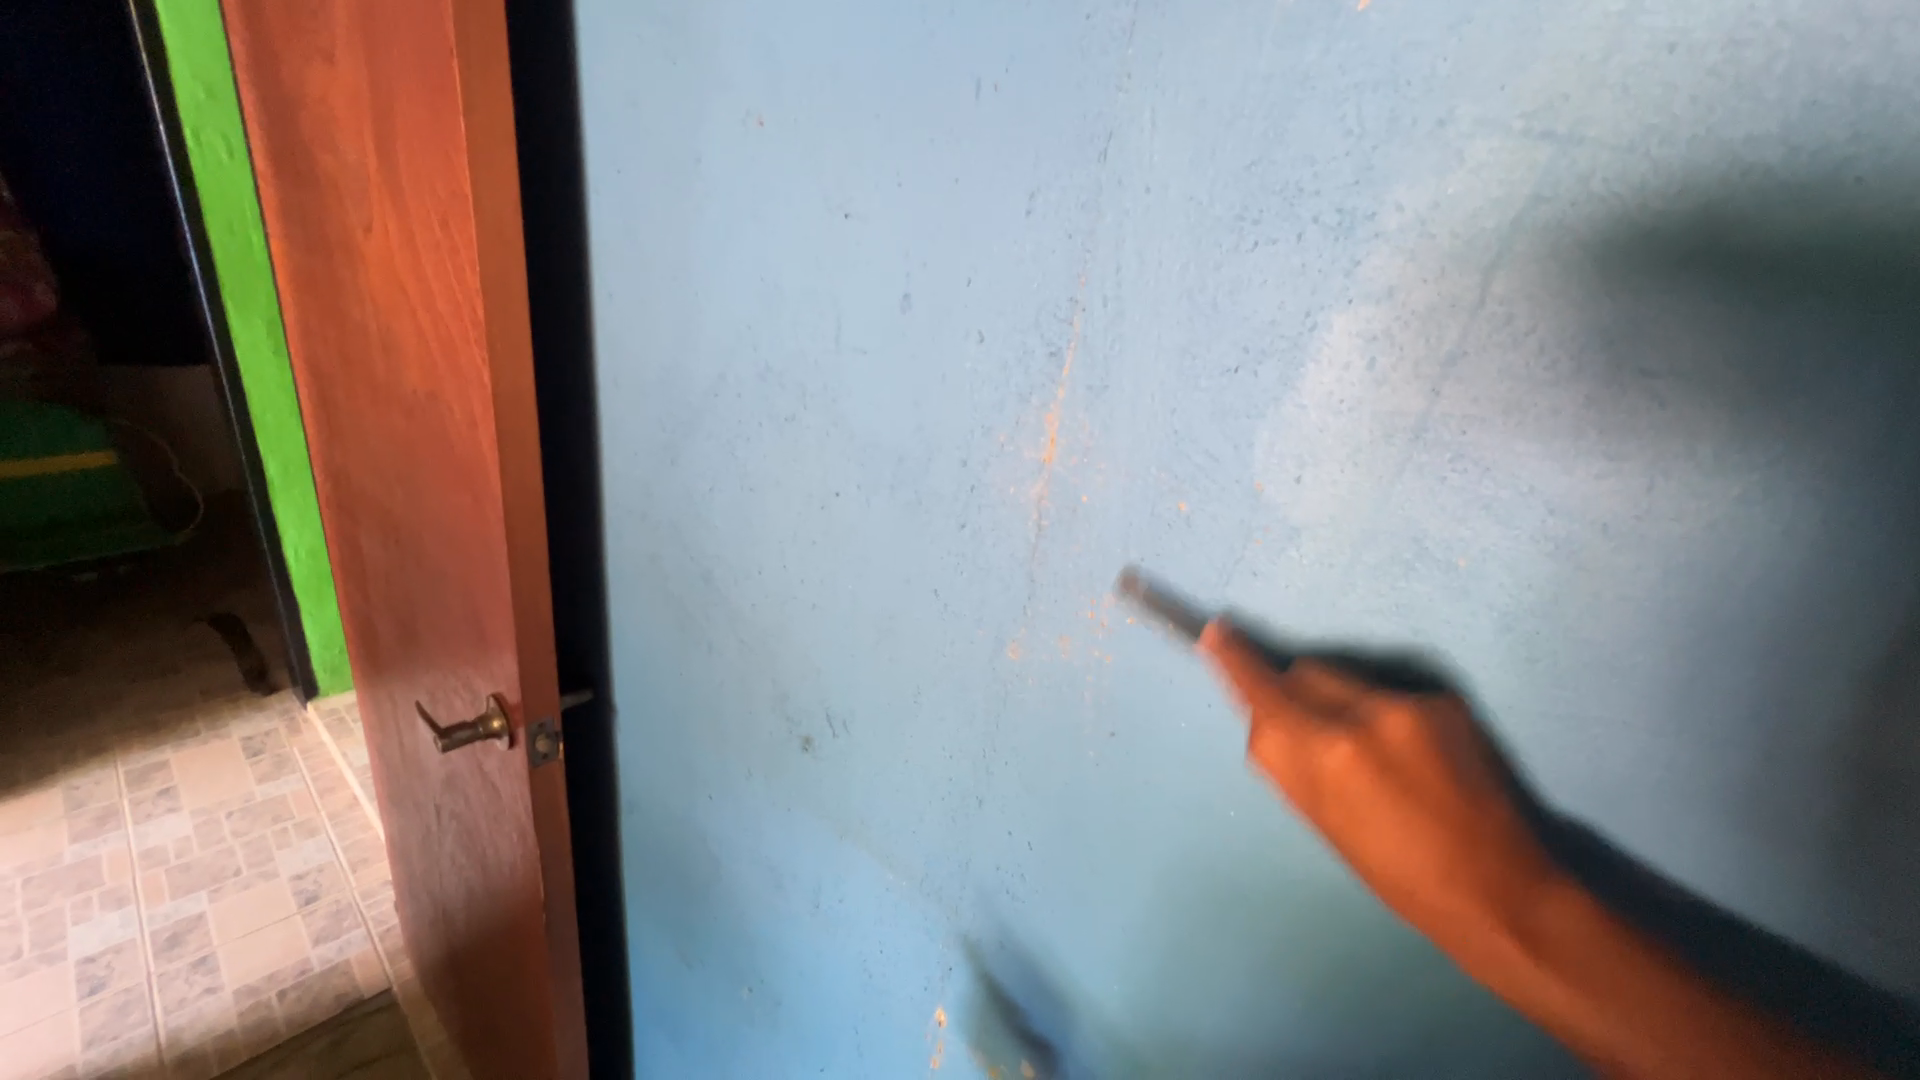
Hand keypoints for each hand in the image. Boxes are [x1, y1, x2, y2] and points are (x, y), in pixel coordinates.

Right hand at [1199, 620, 1562, 963]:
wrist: (1504, 894)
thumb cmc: (1399, 875)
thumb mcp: (1323, 825)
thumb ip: (1287, 763)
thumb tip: (1265, 720)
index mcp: (1322, 756)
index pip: (1261, 689)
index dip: (1234, 659)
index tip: (1217, 632)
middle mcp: (1359, 717)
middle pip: (1302, 671)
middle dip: (1294, 688)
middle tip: (1311, 725)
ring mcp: (1406, 704)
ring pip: (1346, 677)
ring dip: (1339, 697)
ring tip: (1372, 747)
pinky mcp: (1445, 701)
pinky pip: (1389, 690)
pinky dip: (1385, 712)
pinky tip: (1413, 753)